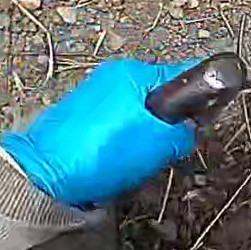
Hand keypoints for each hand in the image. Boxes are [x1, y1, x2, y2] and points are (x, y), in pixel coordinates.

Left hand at [0, 58, 198, 206]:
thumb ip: (184, 132)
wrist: (44, 176)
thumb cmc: (98, 151)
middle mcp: (111, 80)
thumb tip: (191, 131)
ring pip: (139, 121)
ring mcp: (94, 101)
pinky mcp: (81, 123)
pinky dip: (122, 150)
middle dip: (167, 128)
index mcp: (131, 73)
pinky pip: (117, 133)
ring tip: (136, 163)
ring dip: (145, 143)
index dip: (200, 97)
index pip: (181, 74)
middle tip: (166, 149)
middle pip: (159, 101)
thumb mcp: (159, 142)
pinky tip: (117, 167)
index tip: (207, 117)